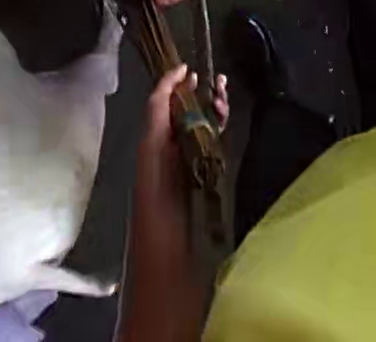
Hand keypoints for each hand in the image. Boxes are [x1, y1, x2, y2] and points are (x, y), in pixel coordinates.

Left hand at [120, 65, 227, 341]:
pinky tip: (224, 133)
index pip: (154, 112)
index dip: (166, 86)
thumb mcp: (156, 190)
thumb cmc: (160, 253)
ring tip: (225, 97)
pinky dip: (209, 143)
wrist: (158, 309)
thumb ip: (156, 138)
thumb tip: (165, 89)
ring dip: (204, 117)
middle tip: (216, 81)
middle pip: (173, 122)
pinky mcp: (186, 203)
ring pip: (188, 140)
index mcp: (150, 161)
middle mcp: (159, 168)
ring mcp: (174, 186)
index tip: (185, 67)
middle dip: (191, 97)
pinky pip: (195, 162)